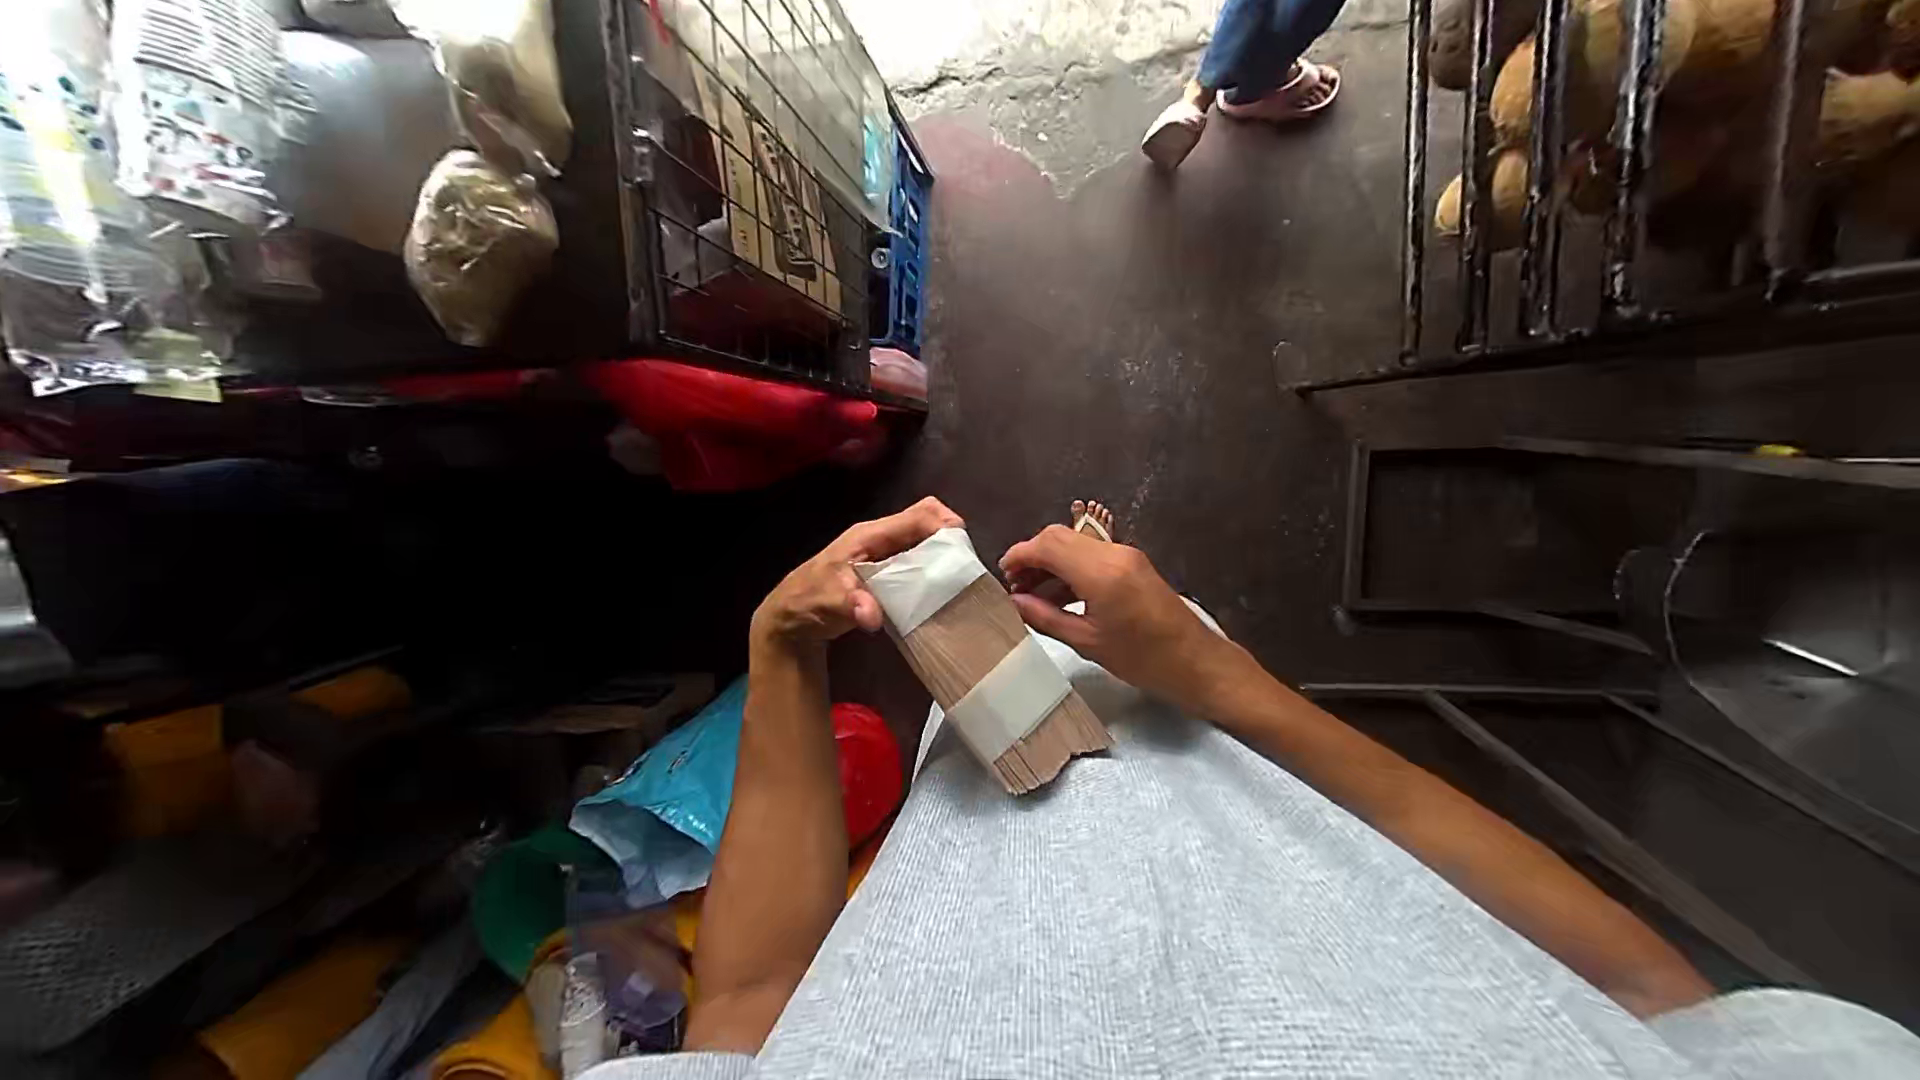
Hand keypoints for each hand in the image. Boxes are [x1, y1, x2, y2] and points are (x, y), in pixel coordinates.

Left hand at [751, 497, 964, 651]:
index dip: (943, 523)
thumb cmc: (807, 600)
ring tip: (958, 576)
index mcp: (869, 535)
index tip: (962, 547)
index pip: (916, 515)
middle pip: (924, 520)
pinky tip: (940, 588)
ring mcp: (884, 554)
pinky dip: (932, 567)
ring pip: (923, 540)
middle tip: (964, 563)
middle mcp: (880, 538)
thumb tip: (872, 616)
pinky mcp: (887, 571)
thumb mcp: (828, 602)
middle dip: (948, 535)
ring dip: (942, 552)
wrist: (791, 619)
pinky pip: (917, 559)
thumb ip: (851, 605)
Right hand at [999, 525, 1253, 712]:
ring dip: (1050, 563)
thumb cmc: (1144, 660)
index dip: (1018, 555)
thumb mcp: (1087, 642)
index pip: (1047, 544)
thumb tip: (1013, 603)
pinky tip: (1058, 597)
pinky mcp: (1133, 564)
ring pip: (1074, 544)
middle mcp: (1113, 553)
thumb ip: (1045, 617)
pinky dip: (1070, 569)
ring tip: (1031, 596)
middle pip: (1059, 536)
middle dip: (1032, 557)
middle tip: (1015, 587)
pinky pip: (1091, 556)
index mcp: (1101, 572)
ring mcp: (1126, 555)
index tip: (1002, 575)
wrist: (1198, 663)